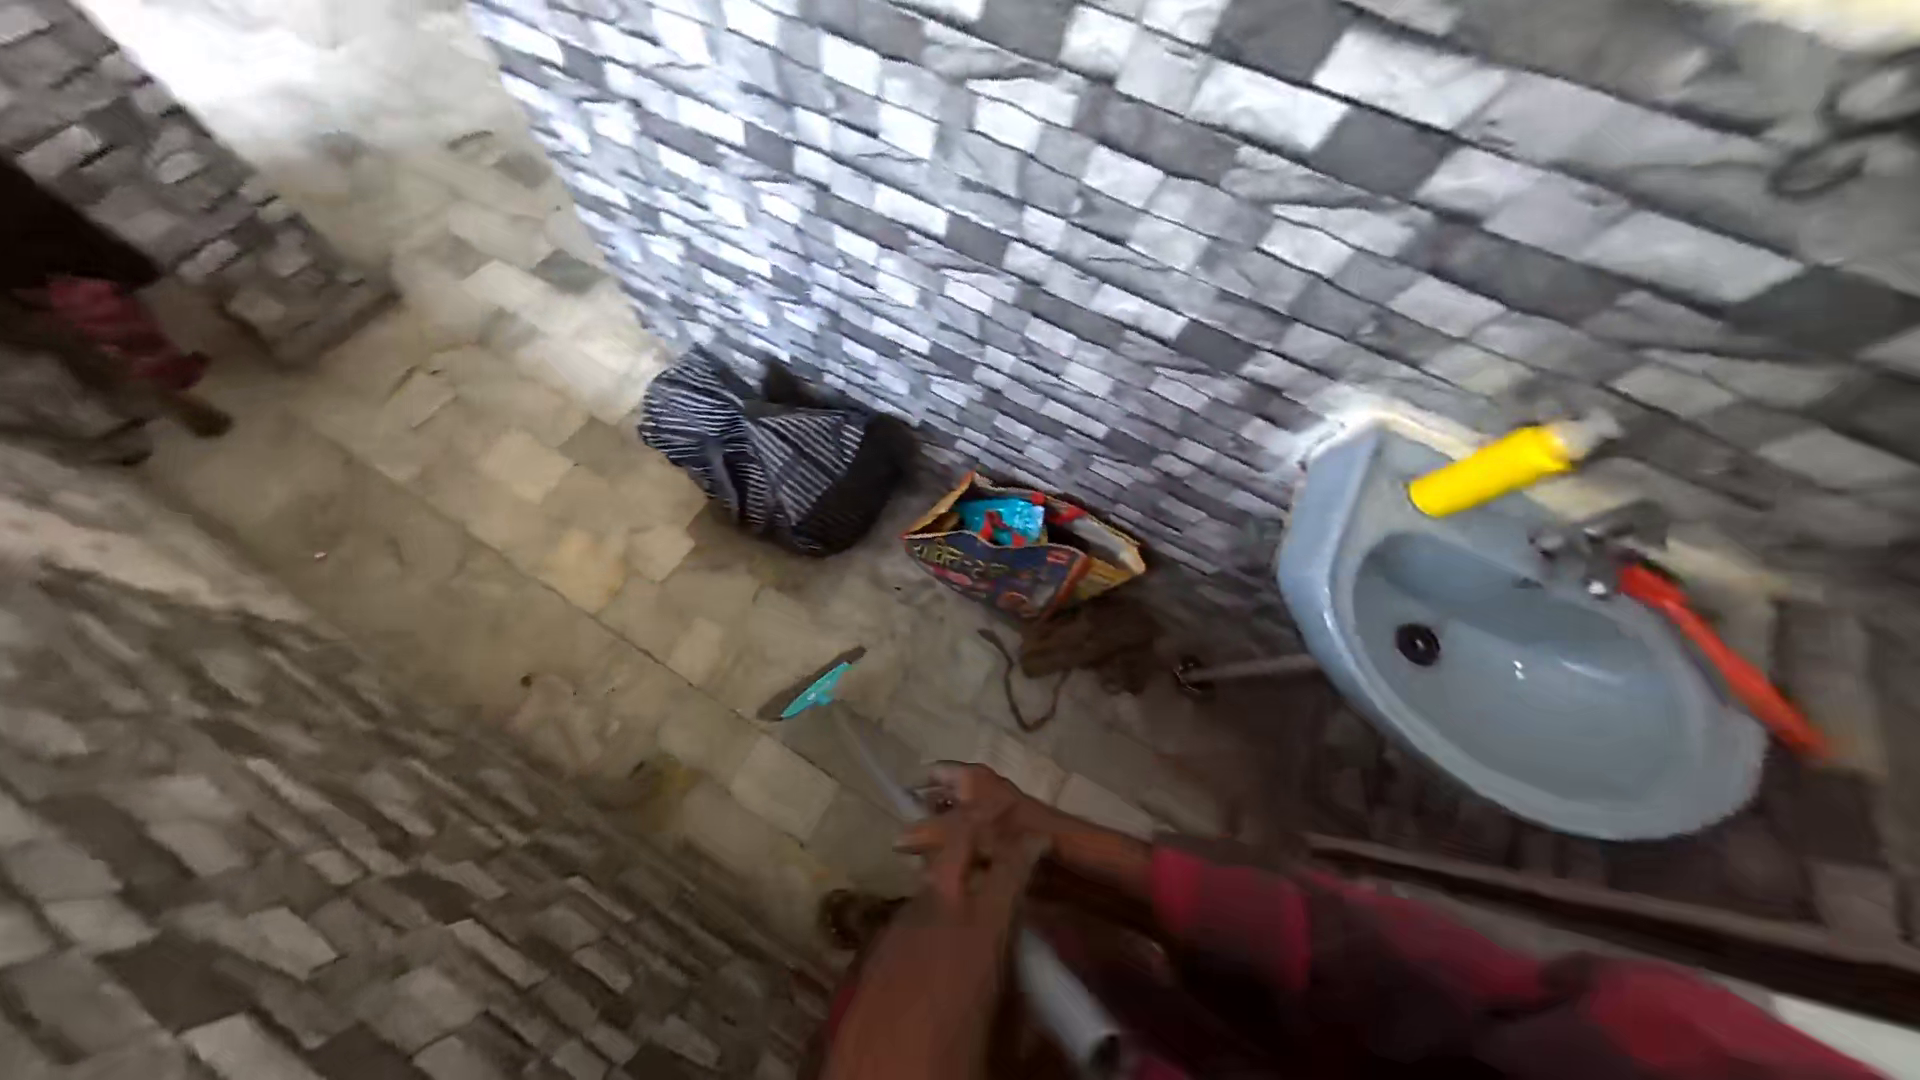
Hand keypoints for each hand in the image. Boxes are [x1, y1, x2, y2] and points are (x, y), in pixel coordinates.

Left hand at [825, 767, 1047, 1079]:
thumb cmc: (949, 1067)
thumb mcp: (1005, 1043)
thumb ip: (1023, 1005)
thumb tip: (1036, 992)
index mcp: (977, 936)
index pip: (1009, 871)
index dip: (1027, 848)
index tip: (1040, 836)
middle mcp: (937, 915)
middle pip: (956, 842)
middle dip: (978, 817)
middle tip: (996, 807)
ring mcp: (901, 924)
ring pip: (932, 877)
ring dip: (953, 867)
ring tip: (971, 875)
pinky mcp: (877, 945)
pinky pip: (912, 910)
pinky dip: (931, 906)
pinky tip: (938, 932)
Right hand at [899, 763, 1052, 861]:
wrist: (1055, 848)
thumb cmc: (1008, 830)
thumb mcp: (963, 830)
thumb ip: (929, 833)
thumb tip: (897, 839)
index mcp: (970, 777)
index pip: (934, 772)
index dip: (915, 786)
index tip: (897, 805)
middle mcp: (979, 787)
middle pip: (943, 796)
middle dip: (925, 816)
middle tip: (906, 839)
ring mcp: (991, 809)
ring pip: (956, 818)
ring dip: (941, 836)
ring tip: (922, 859)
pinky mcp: (1000, 830)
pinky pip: (970, 836)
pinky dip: (958, 848)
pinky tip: (948, 868)